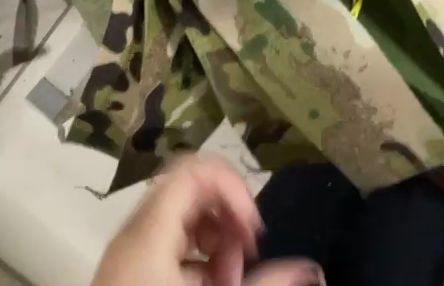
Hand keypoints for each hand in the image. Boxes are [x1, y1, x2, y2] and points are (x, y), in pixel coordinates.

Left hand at [92, 154, 322, 285]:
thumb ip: (267, 280)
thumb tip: (313, 269)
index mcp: (150, 229)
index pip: (194, 169)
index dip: (233, 185)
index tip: (254, 225)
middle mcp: (135, 229)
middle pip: (191, 190)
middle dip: (228, 218)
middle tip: (247, 255)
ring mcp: (130, 248)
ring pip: (183, 218)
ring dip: (217, 241)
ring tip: (231, 276)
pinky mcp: (131, 267)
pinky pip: (171, 241)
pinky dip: (199, 256)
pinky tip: (213, 282)